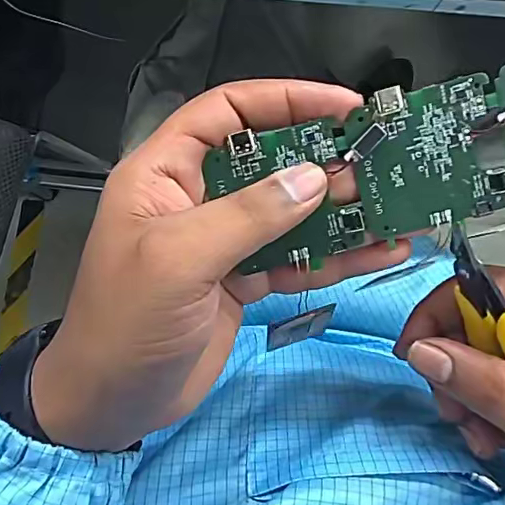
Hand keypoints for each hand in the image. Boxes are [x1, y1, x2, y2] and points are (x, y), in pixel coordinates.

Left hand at [32, 80, 411, 452]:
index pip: (227, 112)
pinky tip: (378, 251)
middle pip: (266, 160)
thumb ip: (247, 216)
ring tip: (394, 207)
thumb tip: (312, 178)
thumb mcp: (179, 259)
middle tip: (378, 162)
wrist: (110, 404)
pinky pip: (294, 258)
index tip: (342, 106)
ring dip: (338, 210)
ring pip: (287, 211)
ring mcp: (221, 241)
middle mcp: (195, 197)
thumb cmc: (125, 323)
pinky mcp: (241, 280)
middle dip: (321, 159)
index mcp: (164, 172)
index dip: (284, 99)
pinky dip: (334, 256)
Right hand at [395, 271, 504, 504]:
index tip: (412, 359)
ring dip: (479, 390)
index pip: (495, 287)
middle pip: (494, 318)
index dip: (443, 313)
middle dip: (462, 364)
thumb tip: (420, 352)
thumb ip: (491, 387)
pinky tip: (503, 437)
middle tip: (454, 416)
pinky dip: (503, 404)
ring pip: (502, 349)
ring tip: (482, 438)